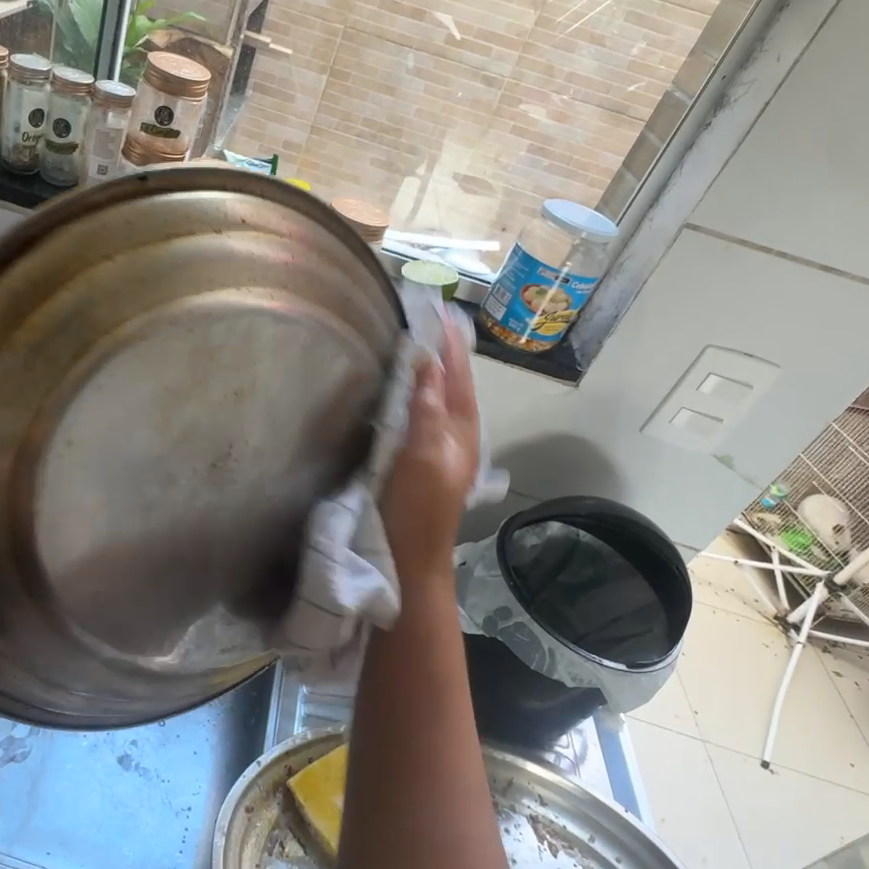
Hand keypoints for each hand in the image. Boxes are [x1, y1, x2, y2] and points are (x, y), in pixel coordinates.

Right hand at [380, 318, 481, 581]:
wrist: (411, 559)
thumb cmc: (418, 509)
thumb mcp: (424, 456)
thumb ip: (428, 410)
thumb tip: (430, 363)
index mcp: (463, 431)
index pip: (458, 375)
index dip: (450, 343)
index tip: (442, 309)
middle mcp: (455, 434)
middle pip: (452, 383)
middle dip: (443, 349)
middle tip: (429, 316)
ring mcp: (438, 448)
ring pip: (438, 397)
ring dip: (431, 368)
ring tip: (420, 340)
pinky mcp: (419, 459)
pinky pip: (421, 413)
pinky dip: (415, 391)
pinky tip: (405, 388)